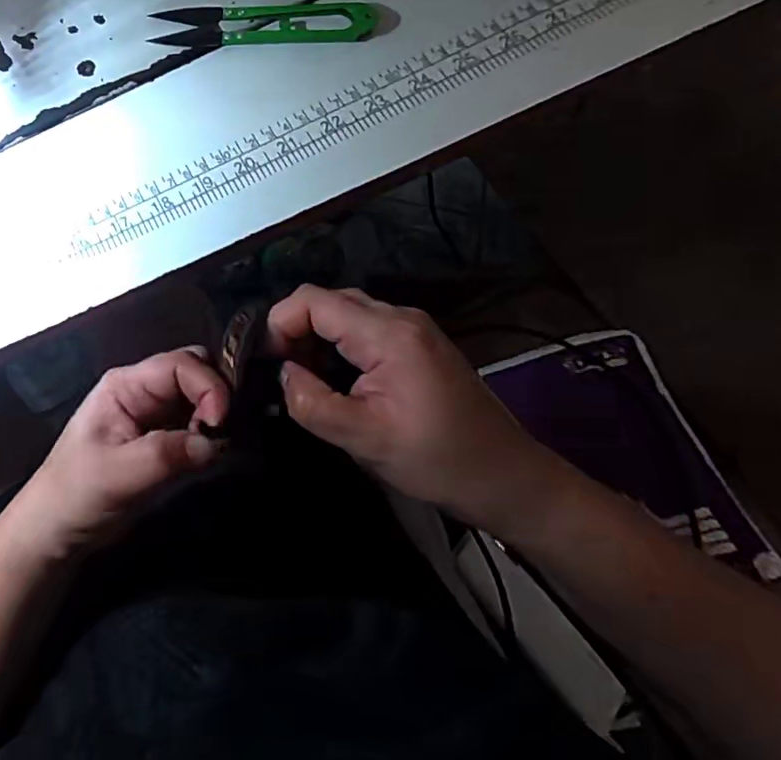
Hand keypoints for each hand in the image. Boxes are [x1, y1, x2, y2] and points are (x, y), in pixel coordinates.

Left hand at [0, 347, 230, 561]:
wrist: (58, 525)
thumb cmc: (76, 492)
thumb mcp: (117, 475)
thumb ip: (165, 455)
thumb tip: (214, 442)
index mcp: (124, 386)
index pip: (178, 365)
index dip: (208, 386)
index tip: (221, 423)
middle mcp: (141, 392)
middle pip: (193, 371)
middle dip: (218, 394)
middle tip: (225, 432)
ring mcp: (152, 414)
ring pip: (199, 396)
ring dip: (217, 415)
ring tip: (219, 447)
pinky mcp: (163, 439)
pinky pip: (197, 423)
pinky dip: (212, 433)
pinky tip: (213, 454)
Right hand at [266, 285, 566, 531]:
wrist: (511, 481)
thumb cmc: (439, 461)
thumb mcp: (363, 439)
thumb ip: (310, 402)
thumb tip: (284, 373)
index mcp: (389, 335)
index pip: (311, 300)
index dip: (278, 323)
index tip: (270, 361)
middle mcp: (401, 318)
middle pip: (325, 300)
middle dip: (293, 329)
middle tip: (285, 372)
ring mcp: (412, 327)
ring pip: (340, 311)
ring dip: (313, 337)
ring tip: (306, 377)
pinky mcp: (415, 342)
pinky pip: (360, 325)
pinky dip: (335, 343)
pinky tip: (334, 377)